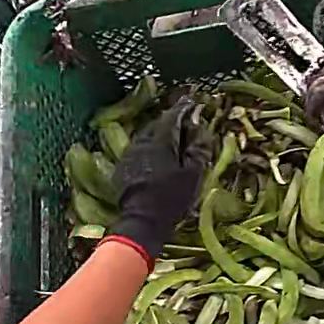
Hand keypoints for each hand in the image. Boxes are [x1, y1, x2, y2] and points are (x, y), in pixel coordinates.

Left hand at [107, 98, 211, 262]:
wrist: (142, 221)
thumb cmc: (172, 198)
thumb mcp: (193, 174)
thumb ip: (198, 148)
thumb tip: (200, 127)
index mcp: (160, 141)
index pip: (173, 117)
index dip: (184, 108)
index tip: (193, 103)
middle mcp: (142, 142)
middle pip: (158, 124)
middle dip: (171, 120)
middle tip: (184, 121)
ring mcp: (130, 154)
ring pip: (146, 135)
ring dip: (159, 133)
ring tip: (171, 137)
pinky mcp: (123, 166)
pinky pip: (139, 148)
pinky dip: (150, 147)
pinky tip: (156, 155)